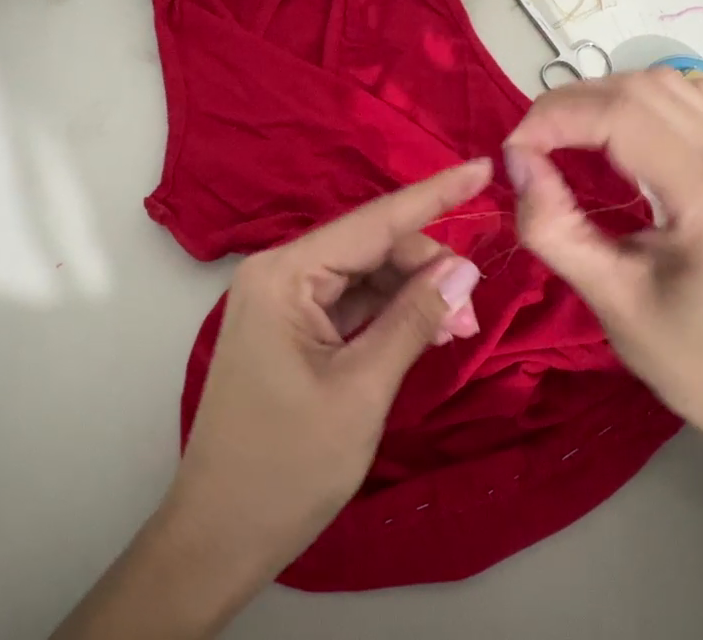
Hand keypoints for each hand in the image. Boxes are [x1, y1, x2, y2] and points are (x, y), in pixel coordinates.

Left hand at [168, 159, 491, 580]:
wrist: (220, 534)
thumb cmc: (286, 466)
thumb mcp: (361, 390)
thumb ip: (413, 320)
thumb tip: (462, 270)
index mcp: (284, 275)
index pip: (373, 221)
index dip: (434, 195)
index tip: (483, 167)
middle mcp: (278, 275)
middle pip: (370, 248)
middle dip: (427, 269)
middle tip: (472, 313)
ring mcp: (281, 304)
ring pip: (364, 278)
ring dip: (413, 296)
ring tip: (457, 331)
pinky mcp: (290, 332)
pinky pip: (350, 306)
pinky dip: (390, 317)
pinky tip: (426, 334)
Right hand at [503, 69, 702, 450]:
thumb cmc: (685, 356)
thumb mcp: (607, 299)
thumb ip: (553, 227)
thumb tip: (516, 159)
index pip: (625, 118)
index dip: (556, 119)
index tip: (513, 151)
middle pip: (644, 89)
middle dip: (570, 104)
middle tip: (528, 145)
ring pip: (666, 83)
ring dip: (601, 98)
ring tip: (559, 136)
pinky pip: (687, 101)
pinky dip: (635, 104)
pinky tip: (610, 136)